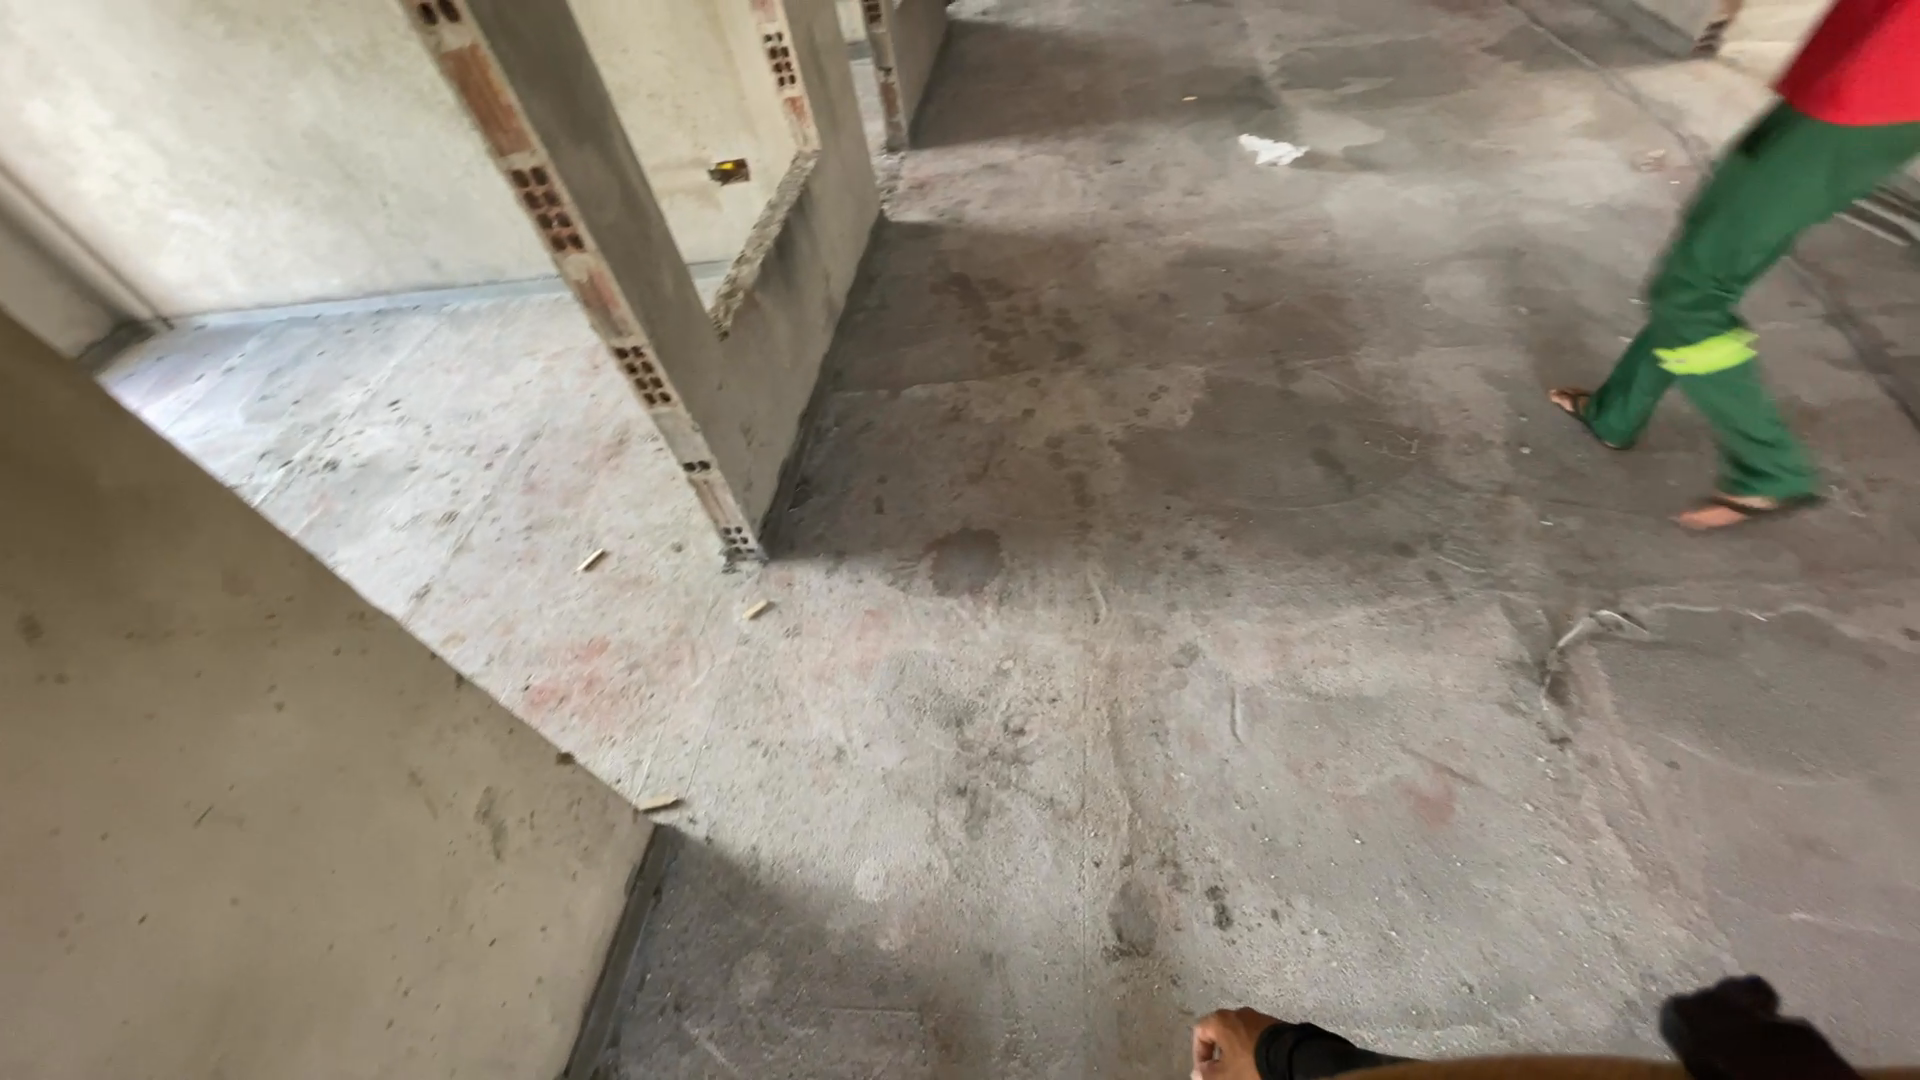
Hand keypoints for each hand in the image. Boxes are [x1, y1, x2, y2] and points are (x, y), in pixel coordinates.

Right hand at [1192, 1007, 1280, 1079]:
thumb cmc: (1252, 1066)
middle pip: (1220, 1033)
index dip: (1199, 1054)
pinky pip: (1256, 1039)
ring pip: (1240, 1036)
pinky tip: (1260, 1067)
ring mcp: (1258, 1018)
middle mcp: (1237, 1013)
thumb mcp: (1227, 1076)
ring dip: (1237, 1054)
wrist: (1293, 1060)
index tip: (1205, 1073)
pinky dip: (1253, 1052)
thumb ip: (1208, 1075)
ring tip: (1243, 1072)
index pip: (1199, 1032)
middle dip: (1219, 1056)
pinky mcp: (1275, 1026)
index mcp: (1221, 1020)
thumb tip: (1196, 1074)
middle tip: (1223, 1075)